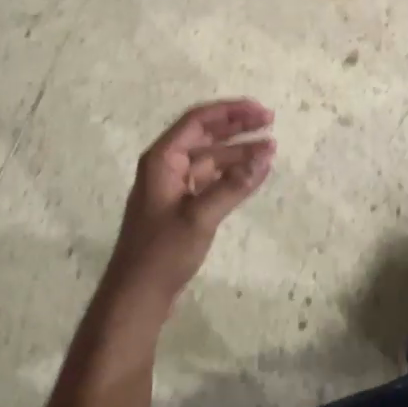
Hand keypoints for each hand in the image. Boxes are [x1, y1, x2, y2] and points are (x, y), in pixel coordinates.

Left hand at [104, 99, 275, 307]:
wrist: (137, 295)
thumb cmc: (162, 252)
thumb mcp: (200, 217)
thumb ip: (234, 185)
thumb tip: (266, 155)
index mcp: (162, 159)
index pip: (198, 121)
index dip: (230, 111)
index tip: (261, 111)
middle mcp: (166, 166)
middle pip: (205, 135)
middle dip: (237, 126)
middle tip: (270, 121)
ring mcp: (173, 186)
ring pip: (210, 158)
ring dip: (238, 152)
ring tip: (270, 149)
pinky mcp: (181, 206)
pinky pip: (210, 179)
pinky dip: (231, 174)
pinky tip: (253, 174)